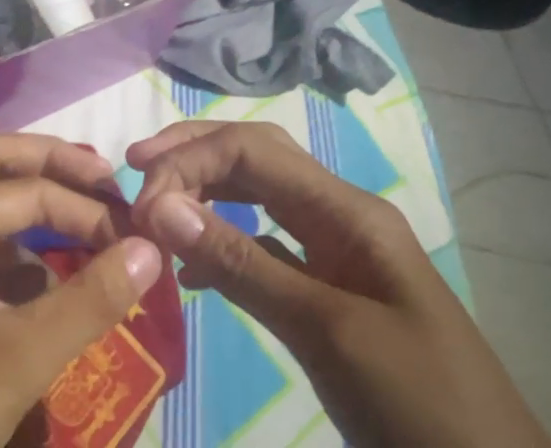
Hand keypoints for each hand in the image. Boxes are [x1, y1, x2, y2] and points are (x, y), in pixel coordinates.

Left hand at [0, 133, 161, 447]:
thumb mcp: (25, 354)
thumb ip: (92, 298)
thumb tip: (151, 249)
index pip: (26, 191)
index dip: (86, 210)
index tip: (135, 237)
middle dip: (42, 161)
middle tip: (98, 176)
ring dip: (17, 198)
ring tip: (76, 225)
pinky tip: (36, 278)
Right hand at [128, 121, 550, 447]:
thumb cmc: (418, 399)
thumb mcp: (326, 331)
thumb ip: (241, 264)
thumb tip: (159, 205)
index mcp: (347, 210)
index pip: (251, 150)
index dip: (189, 162)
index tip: (141, 205)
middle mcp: (338, 215)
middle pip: (254, 157)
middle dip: (192, 155)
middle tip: (132, 171)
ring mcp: (336, 252)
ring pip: (255, 198)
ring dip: (202, 194)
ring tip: (151, 210)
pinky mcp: (328, 291)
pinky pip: (263, 247)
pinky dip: (220, 245)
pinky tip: (189, 272)